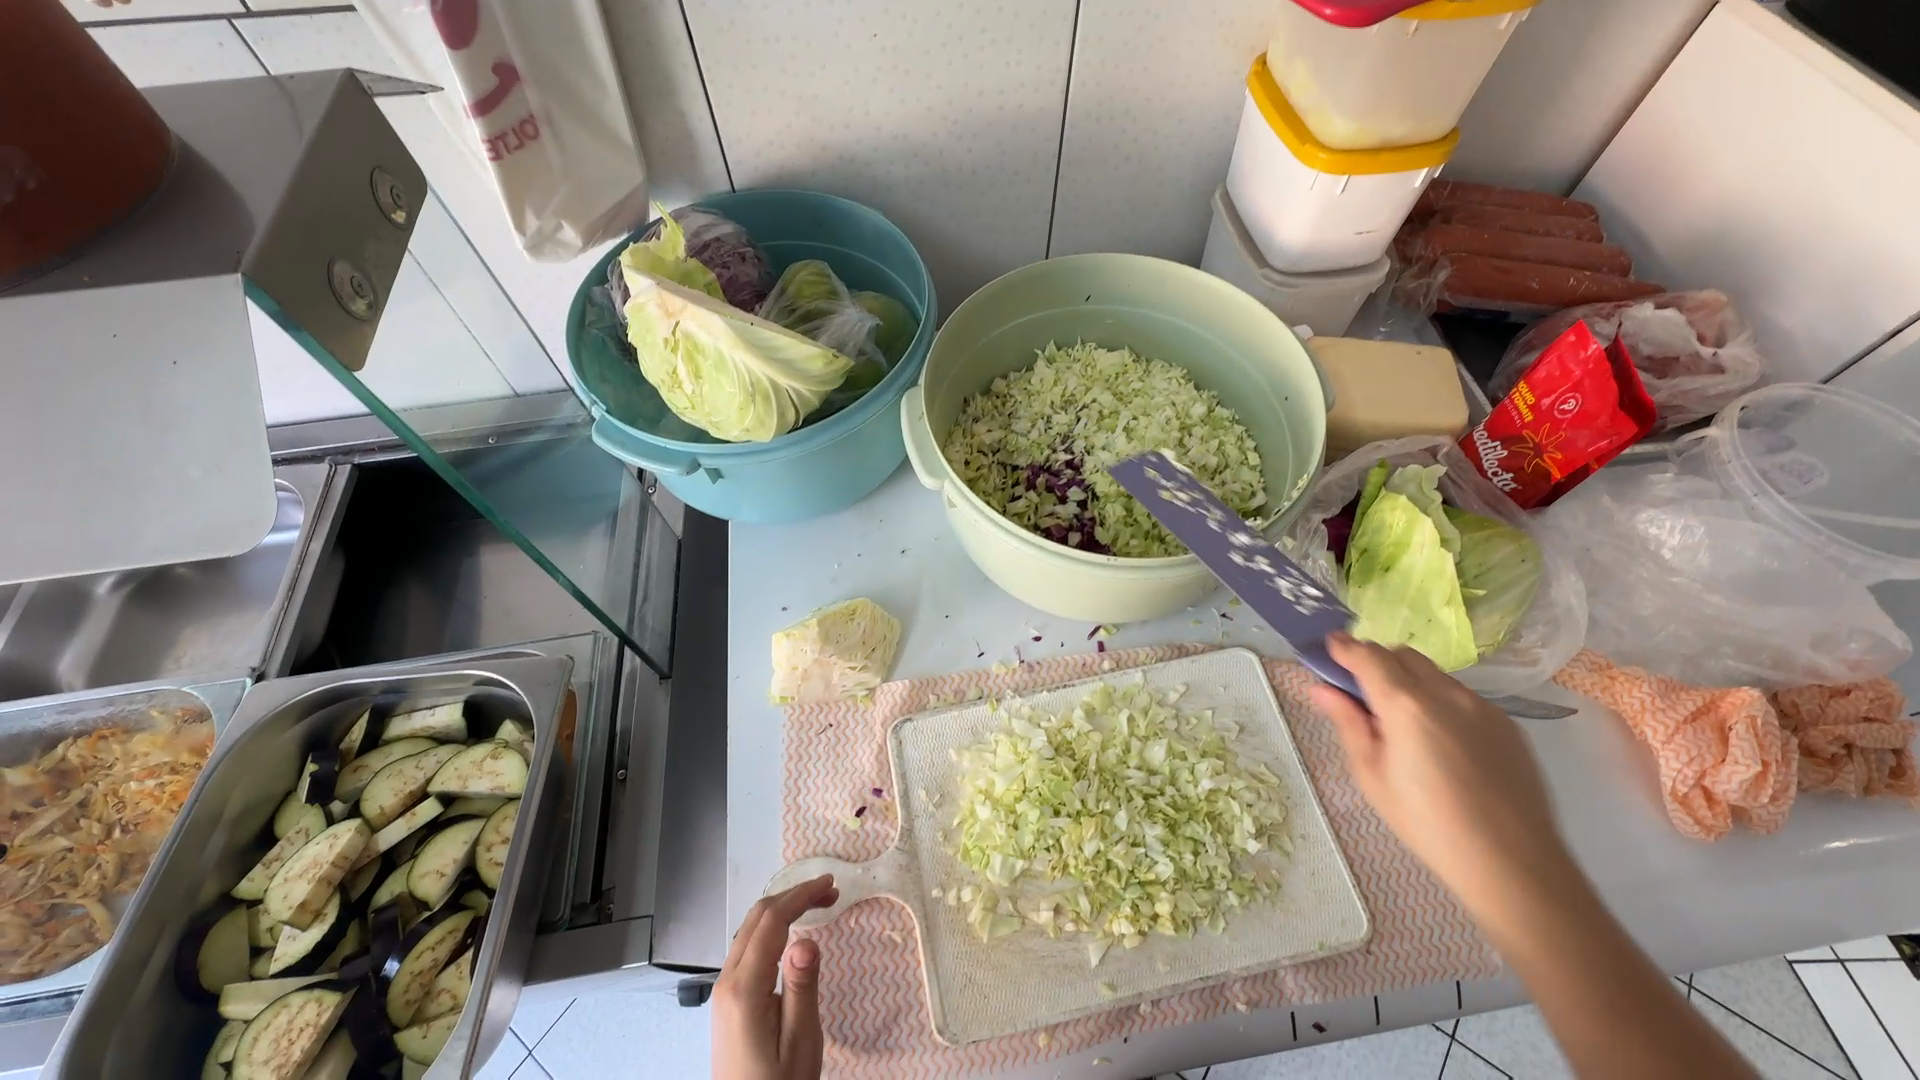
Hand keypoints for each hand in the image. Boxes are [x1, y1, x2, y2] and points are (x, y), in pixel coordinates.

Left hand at [712, 875, 838, 1079]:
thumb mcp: (800, 1041)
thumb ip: (801, 987)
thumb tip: (806, 940)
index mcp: (744, 987)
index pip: (771, 922)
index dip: (800, 895)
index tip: (830, 884)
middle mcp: (727, 981)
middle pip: (756, 919)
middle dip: (792, 896)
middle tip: (830, 892)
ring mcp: (723, 990)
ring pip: (749, 931)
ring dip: (782, 910)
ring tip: (817, 906)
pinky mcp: (727, 1000)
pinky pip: (747, 948)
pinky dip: (772, 929)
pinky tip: (790, 933)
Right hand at [1309, 634, 1572, 920]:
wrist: (1511, 861)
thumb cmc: (1426, 822)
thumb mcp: (1372, 775)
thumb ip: (1348, 724)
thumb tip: (1323, 690)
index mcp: (1406, 704)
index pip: (1369, 656)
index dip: (1345, 648)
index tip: (1329, 646)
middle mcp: (1446, 693)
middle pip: (1404, 655)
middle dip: (1377, 660)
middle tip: (1359, 689)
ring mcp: (1482, 706)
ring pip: (1435, 674)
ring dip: (1409, 679)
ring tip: (1399, 720)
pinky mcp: (1507, 724)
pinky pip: (1462, 696)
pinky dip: (1438, 700)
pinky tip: (1437, 741)